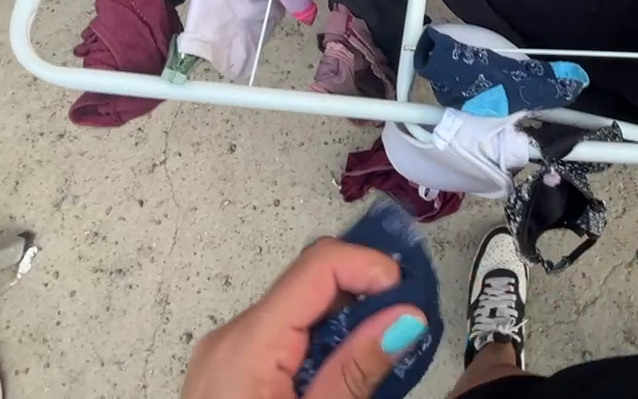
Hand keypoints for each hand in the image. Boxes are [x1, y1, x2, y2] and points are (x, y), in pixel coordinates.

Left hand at [182, 237, 428, 398]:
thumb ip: (357, 369)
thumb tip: (408, 313)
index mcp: (247, 343)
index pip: (319, 265)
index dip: (371, 266)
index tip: (409, 299)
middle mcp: (232, 336)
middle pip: (312, 281)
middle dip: (366, 294)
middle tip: (409, 325)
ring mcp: (227, 355)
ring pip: (303, 307)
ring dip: (349, 320)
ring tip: (385, 354)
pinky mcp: (230, 373)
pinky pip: (287, 335)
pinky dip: (324, 342)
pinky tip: (347, 372)